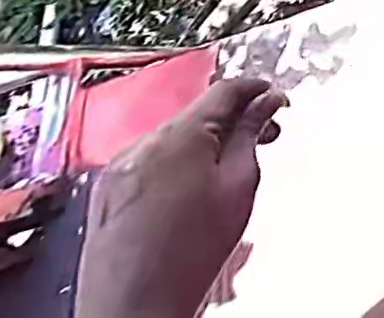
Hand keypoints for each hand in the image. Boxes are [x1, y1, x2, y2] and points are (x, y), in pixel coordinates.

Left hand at [76, 77, 285, 317]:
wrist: (132, 313)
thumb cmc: (190, 254)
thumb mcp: (239, 183)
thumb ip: (252, 133)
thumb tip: (267, 102)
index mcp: (179, 136)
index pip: (225, 90)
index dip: (256, 89)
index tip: (276, 98)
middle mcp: (143, 145)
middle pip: (200, 113)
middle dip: (236, 119)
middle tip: (267, 133)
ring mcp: (120, 169)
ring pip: (177, 136)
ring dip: (209, 140)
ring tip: (233, 164)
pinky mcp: (108, 192)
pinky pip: (154, 159)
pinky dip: (181, 161)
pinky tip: (198, 185)